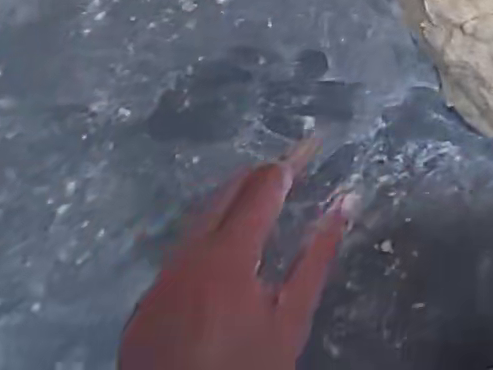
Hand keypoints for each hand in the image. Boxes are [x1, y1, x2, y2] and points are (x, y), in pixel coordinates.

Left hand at [119, 140, 355, 369]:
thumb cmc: (248, 368)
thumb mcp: (294, 315)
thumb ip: (319, 252)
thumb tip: (347, 199)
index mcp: (226, 258)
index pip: (261, 189)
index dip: (290, 163)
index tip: (314, 144)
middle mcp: (185, 261)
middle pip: (223, 195)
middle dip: (260, 174)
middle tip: (296, 163)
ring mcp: (158, 285)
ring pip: (197, 221)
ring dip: (234, 199)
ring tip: (268, 193)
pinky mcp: (144, 308)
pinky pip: (182, 251)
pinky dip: (211, 231)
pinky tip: (231, 242)